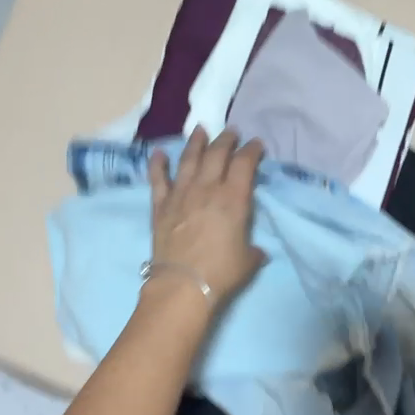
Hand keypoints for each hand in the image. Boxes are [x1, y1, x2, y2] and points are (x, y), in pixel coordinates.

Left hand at [146, 127, 266, 304]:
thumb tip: (256, 250)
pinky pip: (158, 179)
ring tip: (200, 130)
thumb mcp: (248, 260)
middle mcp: (207, 188)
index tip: (256, 145)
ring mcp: (181, 194)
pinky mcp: (161, 205)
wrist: (183, 284)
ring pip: (188, 159)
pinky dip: (158, 164)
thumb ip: (253, 249)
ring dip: (196, 142)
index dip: (252, 151)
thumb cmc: (221, 273)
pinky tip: (158, 153)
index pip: (244, 164)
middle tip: (231, 133)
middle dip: (226, 140)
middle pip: (216, 154)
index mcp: (233, 199)